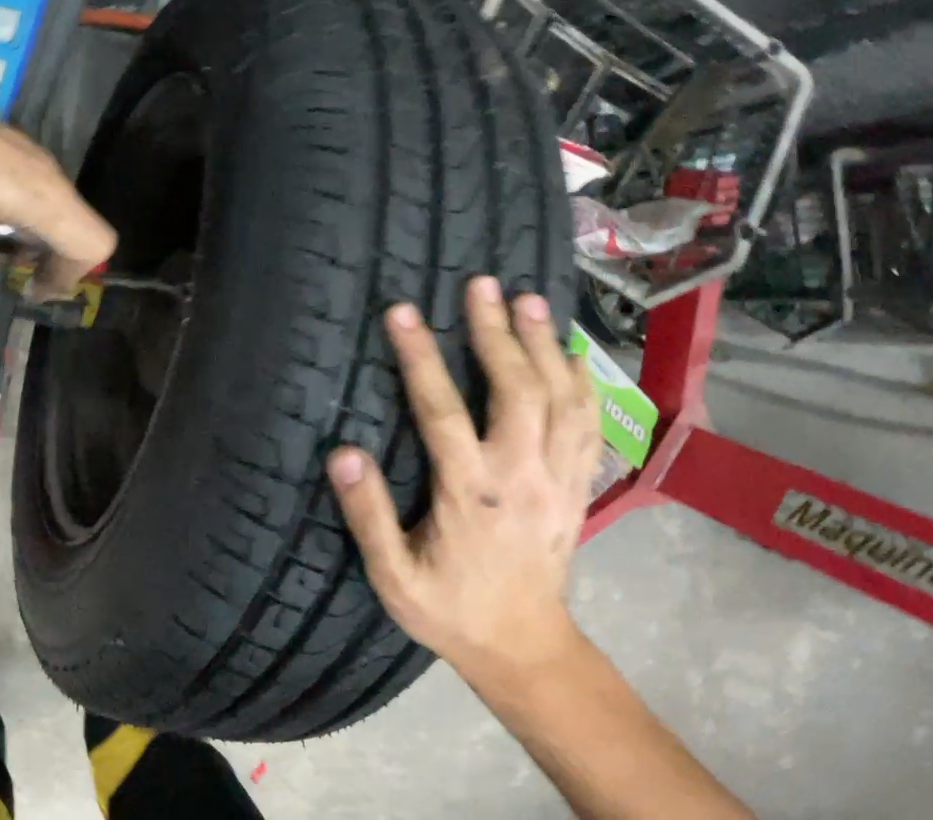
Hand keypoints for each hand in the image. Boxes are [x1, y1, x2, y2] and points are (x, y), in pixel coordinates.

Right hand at [326, 277, 601, 673]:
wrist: (525, 647)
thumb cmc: (449, 609)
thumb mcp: (392, 576)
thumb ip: (367, 515)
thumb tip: (342, 453)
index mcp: (472, 496)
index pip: (443, 413)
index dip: (421, 358)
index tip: (404, 312)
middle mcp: (523, 477)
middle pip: (518, 391)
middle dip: (498, 333)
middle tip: (480, 285)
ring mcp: (559, 480)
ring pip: (562, 400)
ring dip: (545, 345)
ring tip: (529, 299)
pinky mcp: (578, 487)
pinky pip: (589, 424)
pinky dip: (583, 382)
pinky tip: (571, 352)